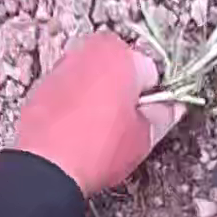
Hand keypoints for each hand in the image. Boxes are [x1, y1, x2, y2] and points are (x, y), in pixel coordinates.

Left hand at [13, 32, 182, 195]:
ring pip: (94, 80)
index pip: (152, 73)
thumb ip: (163, 117)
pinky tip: (78, 134)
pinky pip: (71, 92)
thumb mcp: (143, 138)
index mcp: (121, 54)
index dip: (154, 100)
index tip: (148, 122)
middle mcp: (89, 49)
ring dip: (101, 101)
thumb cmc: (100, 148)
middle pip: (120, 71)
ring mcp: (62, 66)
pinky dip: (77, 107)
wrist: (47, 166)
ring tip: (100, 135)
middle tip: (125, 129)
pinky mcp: (42, 86)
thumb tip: (174, 108)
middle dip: (126, 94)